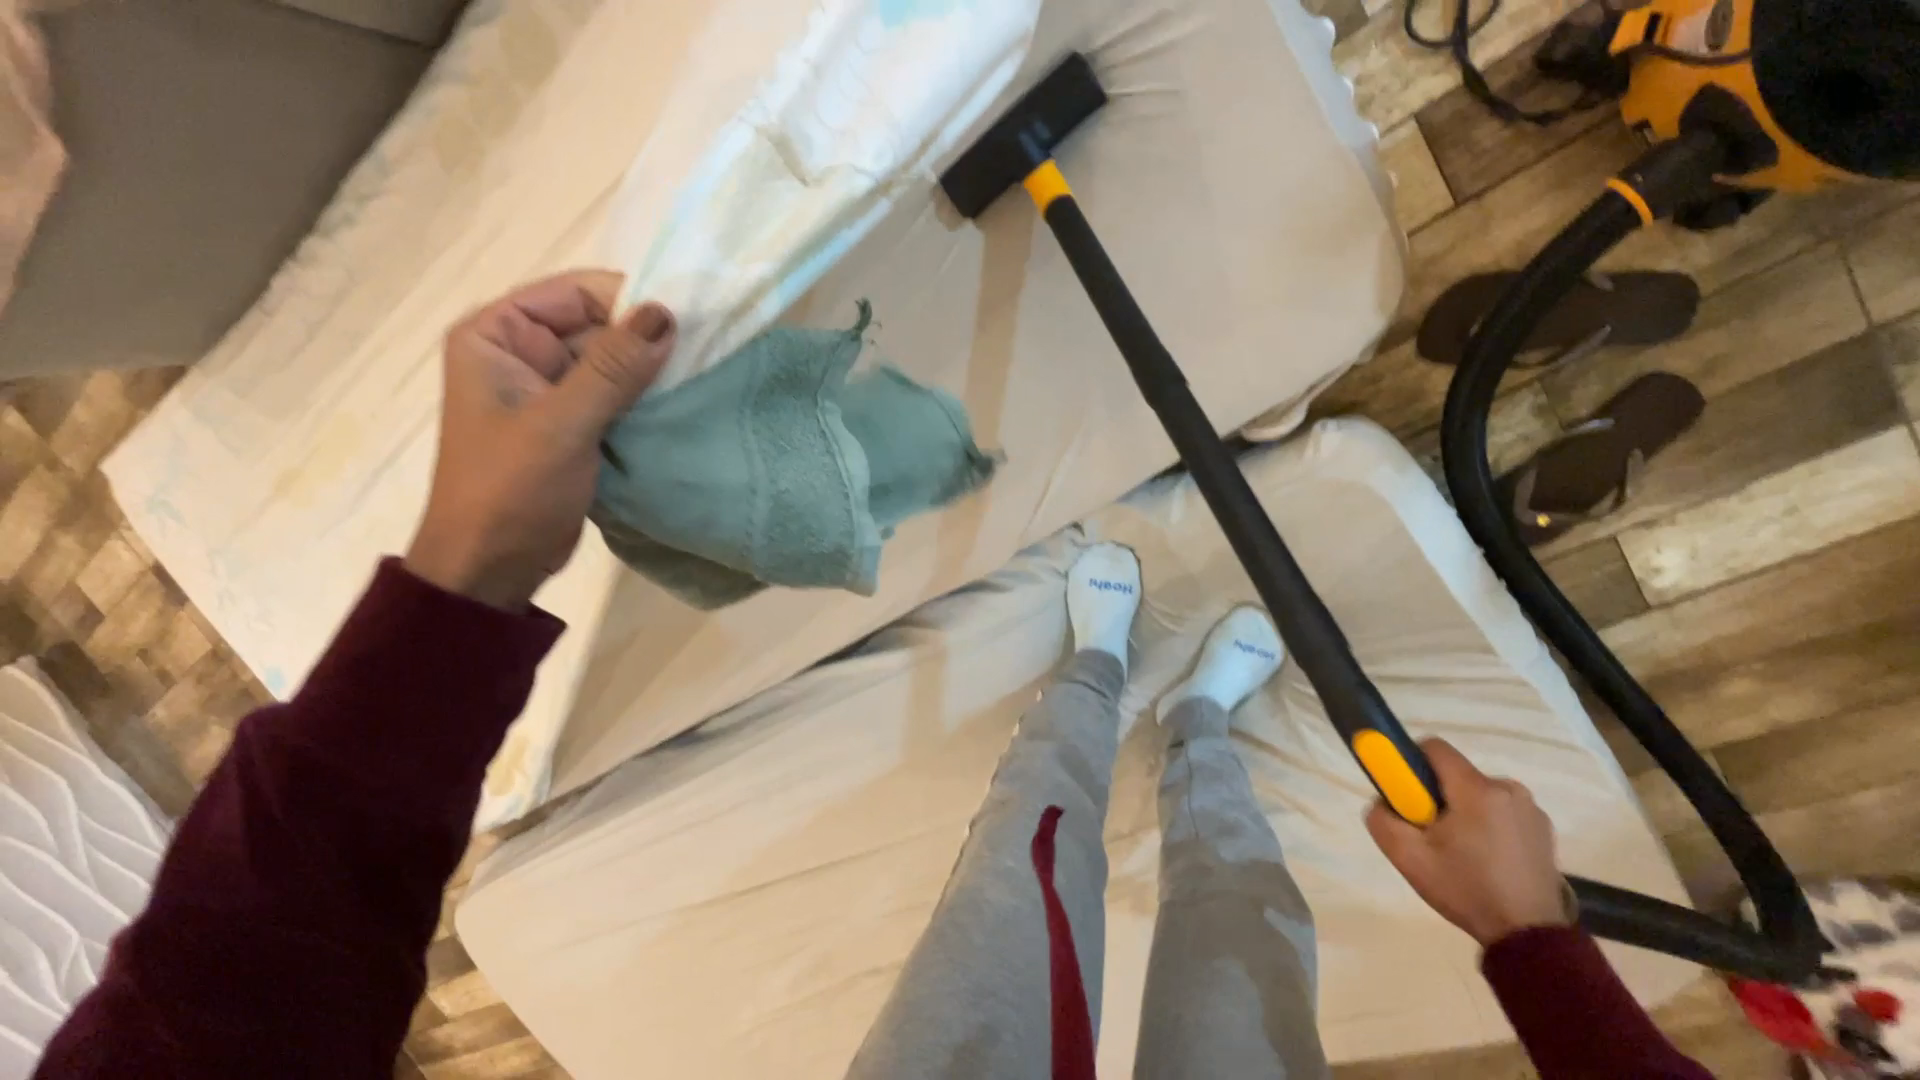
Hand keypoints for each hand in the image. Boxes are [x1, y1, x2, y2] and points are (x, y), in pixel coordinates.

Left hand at [406, 270, 675, 609]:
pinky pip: (616, 395)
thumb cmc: (510, 490)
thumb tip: (665, 314)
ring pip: (613, 361)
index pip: (575, 293)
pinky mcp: (573, 423)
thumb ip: (613, 368)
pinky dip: (645, 400)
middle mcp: (521, 352)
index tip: (685, 323)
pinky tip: (679, 406)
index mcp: (496, 335)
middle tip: (701, 357)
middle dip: (645, 341)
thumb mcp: (561, 424)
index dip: (628, 303)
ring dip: (650, 373)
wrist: (491, 566)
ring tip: (696, 382)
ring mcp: (549, 390)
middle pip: (598, 325)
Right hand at [1366, 738, 1572, 946]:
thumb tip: (1383, 801)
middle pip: (1456, 775)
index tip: (1406, 793)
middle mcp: (1508, 788)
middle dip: (1437, 795)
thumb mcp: (1408, 858)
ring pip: (1479, 794)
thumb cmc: (1465, 890)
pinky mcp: (1544, 829)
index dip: (1412, 762)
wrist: (1529, 936)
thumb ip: (1381, 818)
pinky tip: (1487, 860)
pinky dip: (1488, 825)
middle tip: (1430, 833)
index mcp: (1476, 790)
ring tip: (1461, 853)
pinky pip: (1502, 811)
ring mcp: (1531, 809)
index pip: (1434, 747)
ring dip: (1464, 811)